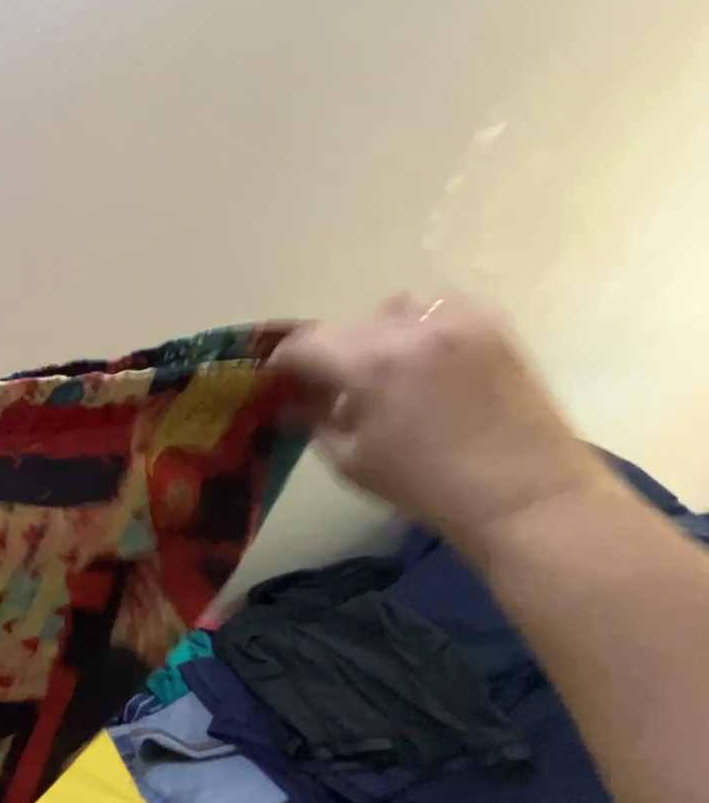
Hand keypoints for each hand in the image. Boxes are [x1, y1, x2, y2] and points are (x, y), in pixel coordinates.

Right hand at [273, 292, 611, 543]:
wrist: (526, 495)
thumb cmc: (425, 484)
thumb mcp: (348, 458)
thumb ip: (314, 418)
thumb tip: (295, 397)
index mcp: (372, 364)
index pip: (305, 344)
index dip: (282, 361)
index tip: (275, 379)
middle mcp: (415, 330)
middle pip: (345, 324)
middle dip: (325, 351)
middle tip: (323, 382)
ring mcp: (461, 323)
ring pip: (394, 306)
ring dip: (374, 330)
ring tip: (377, 365)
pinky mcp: (495, 329)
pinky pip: (440, 307)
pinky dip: (418, 324)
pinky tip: (419, 358)